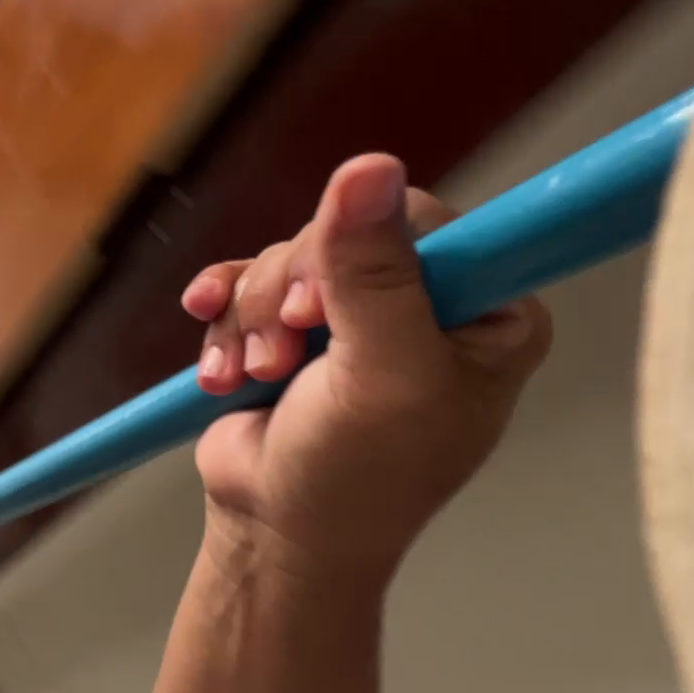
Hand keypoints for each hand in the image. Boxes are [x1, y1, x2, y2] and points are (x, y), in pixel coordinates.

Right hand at [181, 155, 552, 583]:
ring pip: (275, 262)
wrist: (273, 530)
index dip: (353, 248)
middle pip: (331, 237)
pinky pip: (236, 286)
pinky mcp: (279, 330)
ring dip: (246, 319)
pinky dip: (216, 320)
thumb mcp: (381, 374)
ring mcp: (341, 317)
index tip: (318, 311)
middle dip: (285, 297)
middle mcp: (414, 304)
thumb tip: (367, 163)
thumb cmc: (355, 475)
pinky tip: (214, 363)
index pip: (418, 221)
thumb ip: (374, 273)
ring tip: (248, 376)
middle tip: (279, 357)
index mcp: (478, 311)